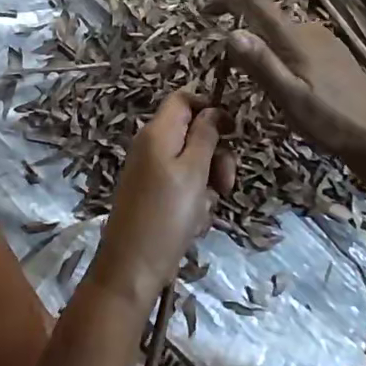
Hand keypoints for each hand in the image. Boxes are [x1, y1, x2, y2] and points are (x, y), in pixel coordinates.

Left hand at [88, 89, 232, 306]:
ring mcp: (151, 171)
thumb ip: (205, 137)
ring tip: (203, 211)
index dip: (209, 107)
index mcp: (157, 132)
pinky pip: (184, 188)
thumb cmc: (166, 215)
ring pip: (193, 165)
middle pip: (193, 133)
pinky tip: (193, 224)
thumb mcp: (193, 172)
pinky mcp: (154, 195)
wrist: (133, 266)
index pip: (183, 99)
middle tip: (225, 183)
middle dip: (215, 156)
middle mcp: (151, 145)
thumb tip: (213, 109)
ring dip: (207, 185)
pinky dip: (195, 202)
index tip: (232, 131)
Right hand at [204, 0, 365, 166]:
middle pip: (267, 13)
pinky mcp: (332, 55)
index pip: (256, 3)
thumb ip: (260, 64)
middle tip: (217, 33)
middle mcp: (309, 31)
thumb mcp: (289, 96)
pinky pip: (294, 40)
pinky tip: (275, 69)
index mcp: (295, 38)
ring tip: (240, 57)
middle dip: (239, 16)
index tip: (205, 4)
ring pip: (281, 28)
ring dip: (258, 33)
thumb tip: (231, 33)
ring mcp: (324, 41)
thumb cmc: (331, 120)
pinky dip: (275, 45)